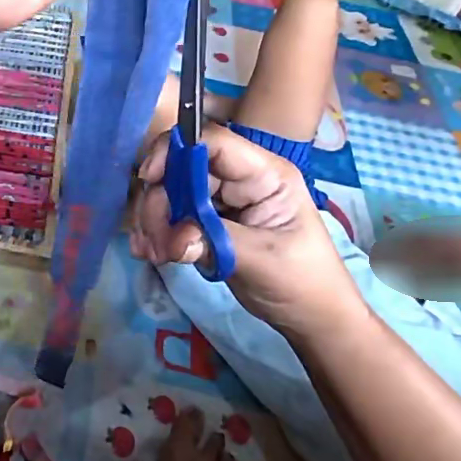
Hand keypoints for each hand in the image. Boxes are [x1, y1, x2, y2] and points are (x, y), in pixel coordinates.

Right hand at [128, 124, 367, 340]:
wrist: (312, 317)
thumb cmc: (303, 281)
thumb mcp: (262, 259)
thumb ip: (216, 242)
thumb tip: (175, 240)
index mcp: (264, 173)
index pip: (214, 142)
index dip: (177, 151)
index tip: (149, 179)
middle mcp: (240, 178)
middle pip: (184, 169)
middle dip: (161, 201)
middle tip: (153, 241)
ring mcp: (223, 199)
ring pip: (174, 192)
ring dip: (155, 220)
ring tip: (152, 254)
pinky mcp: (210, 221)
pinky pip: (175, 216)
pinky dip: (158, 232)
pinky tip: (149, 252)